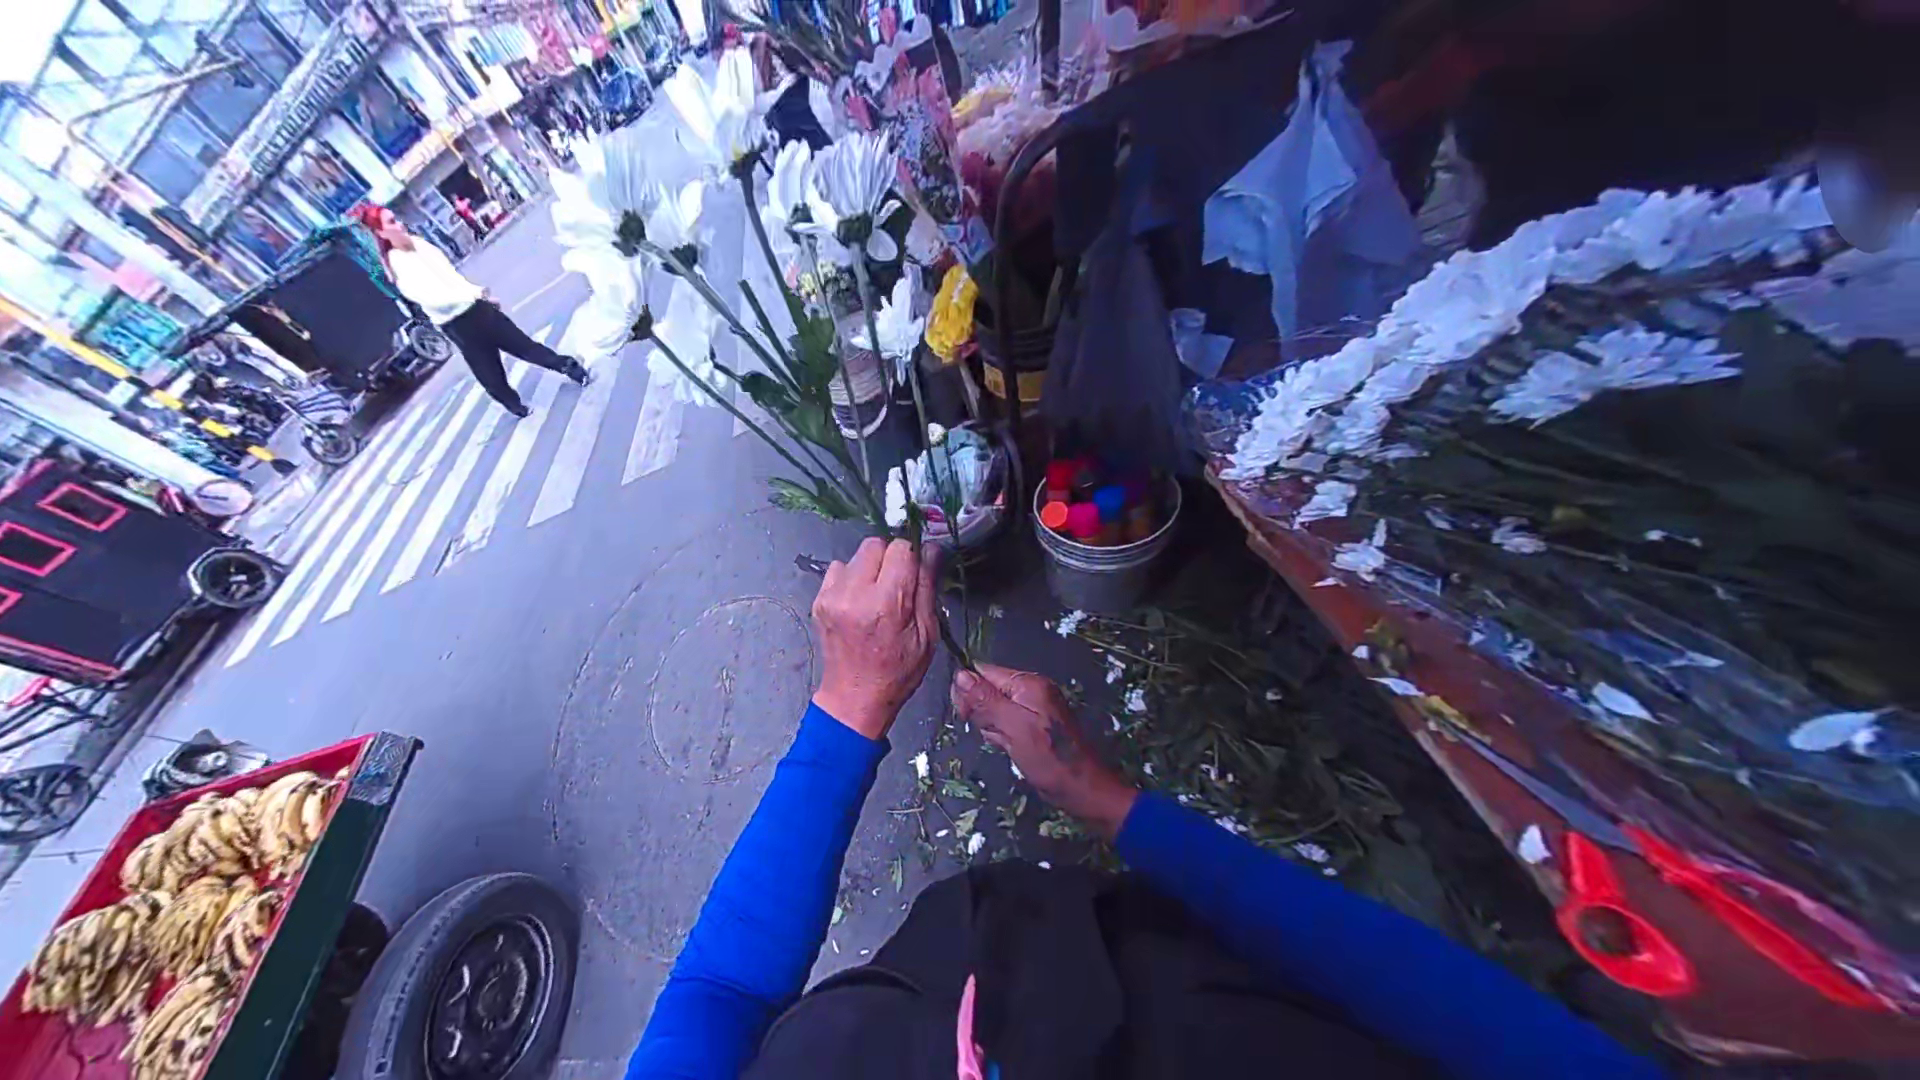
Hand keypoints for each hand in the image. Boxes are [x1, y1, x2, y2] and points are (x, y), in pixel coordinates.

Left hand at [811, 537, 939, 738]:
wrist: (854, 697)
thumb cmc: (897, 671)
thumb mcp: (927, 633)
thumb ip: (927, 586)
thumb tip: (931, 549)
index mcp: (886, 604)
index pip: (901, 549)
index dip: (913, 557)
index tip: (916, 573)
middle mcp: (854, 594)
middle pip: (876, 544)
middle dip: (891, 557)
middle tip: (897, 584)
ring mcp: (831, 596)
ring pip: (857, 555)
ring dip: (871, 567)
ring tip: (877, 595)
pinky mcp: (819, 599)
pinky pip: (839, 569)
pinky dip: (852, 577)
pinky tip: (860, 601)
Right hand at [951, 665, 1138, 839]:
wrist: (1082, 789)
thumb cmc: (1049, 758)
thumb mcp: (1014, 727)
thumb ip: (986, 700)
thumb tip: (959, 675)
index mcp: (1027, 683)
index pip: (983, 672)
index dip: (968, 691)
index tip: (966, 715)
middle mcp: (1030, 689)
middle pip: (987, 690)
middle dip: (983, 713)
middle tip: (998, 733)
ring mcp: (1032, 707)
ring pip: (993, 710)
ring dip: (993, 728)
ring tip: (1008, 743)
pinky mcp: (1032, 724)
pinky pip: (1005, 723)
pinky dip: (1003, 736)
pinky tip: (1012, 748)